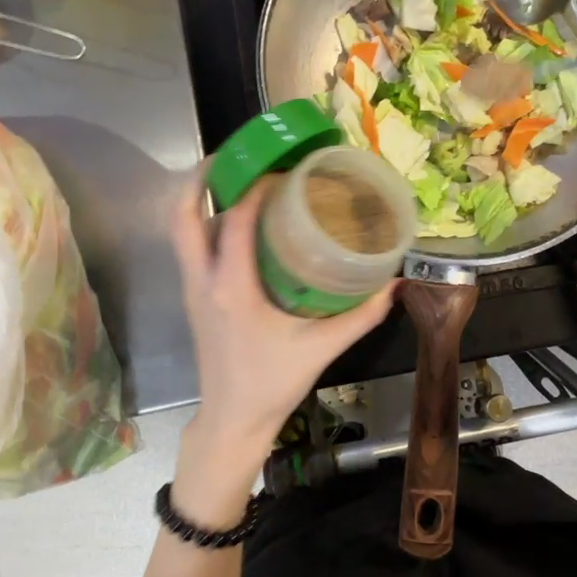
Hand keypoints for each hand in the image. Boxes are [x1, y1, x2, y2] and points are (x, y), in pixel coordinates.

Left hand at [167, 166, 394, 523]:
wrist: (231, 420)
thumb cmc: (271, 383)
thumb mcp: (320, 349)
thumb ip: (360, 316)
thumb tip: (394, 283)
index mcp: (232, 289)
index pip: (236, 221)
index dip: (256, 188)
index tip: (284, 171)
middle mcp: (203, 281)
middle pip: (181, 216)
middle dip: (201, 179)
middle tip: (234, 156)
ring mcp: (192, 289)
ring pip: (182, 230)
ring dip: (201, 198)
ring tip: (238, 178)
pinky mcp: (194, 297)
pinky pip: (191, 247)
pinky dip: (206, 222)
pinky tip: (240, 220)